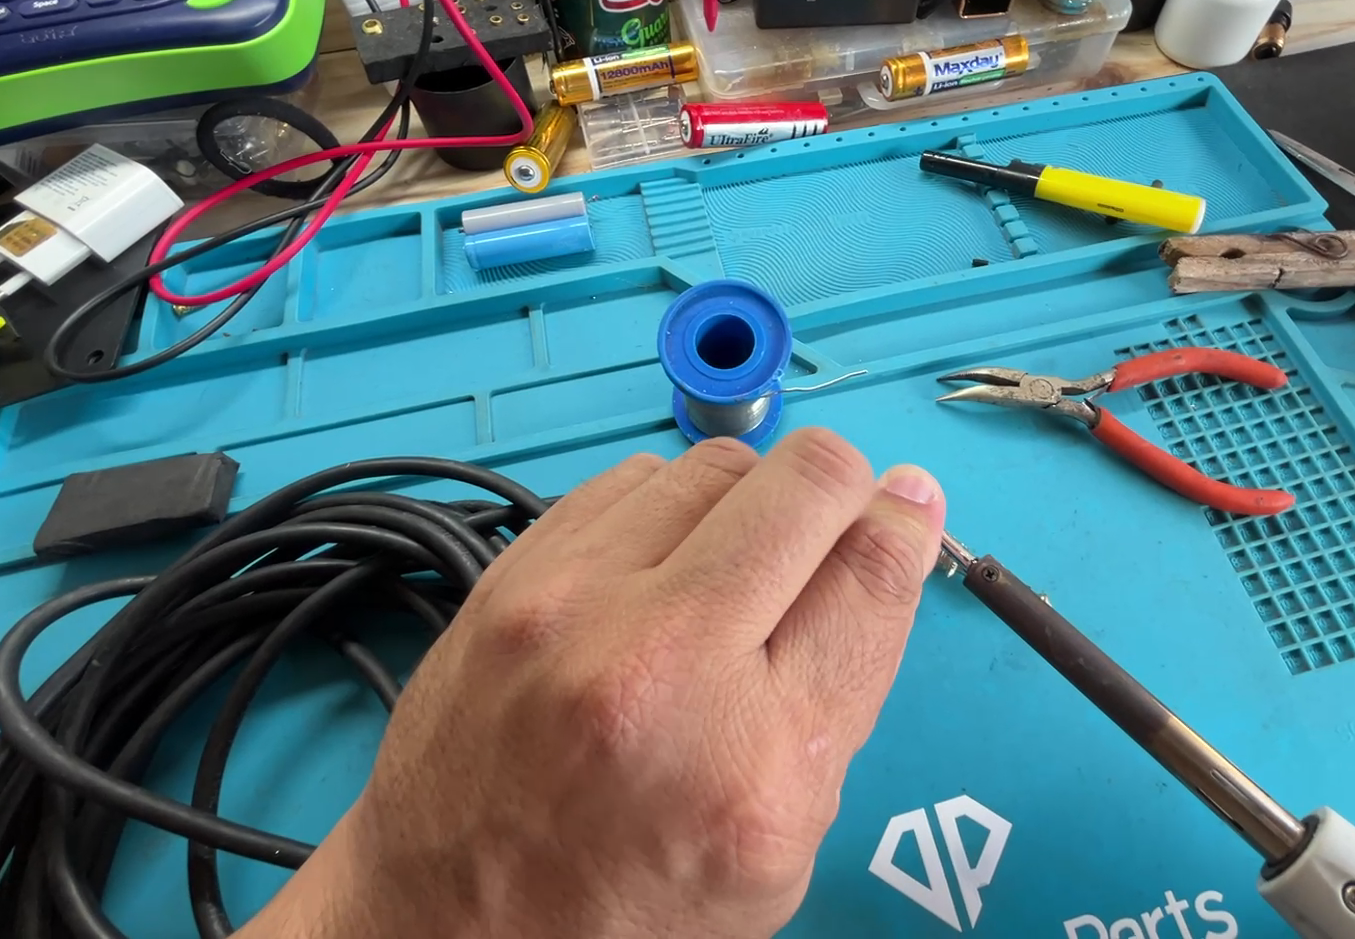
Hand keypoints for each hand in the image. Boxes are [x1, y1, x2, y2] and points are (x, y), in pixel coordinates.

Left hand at [239, 429, 947, 938]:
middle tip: (828, 520)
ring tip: (735, 555)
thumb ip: (847, 678)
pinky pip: (640, 474)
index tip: (908, 503)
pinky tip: (665, 558)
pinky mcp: (518, 567)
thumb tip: (887, 536)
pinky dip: (675, 502)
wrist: (447, 914)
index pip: (871, 574)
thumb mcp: (784, 834)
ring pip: (723, 461)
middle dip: (841, 486)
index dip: (906, 521)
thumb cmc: (632, 897)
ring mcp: (574, 599)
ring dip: (754, 495)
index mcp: (756, 760)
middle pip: (807, 482)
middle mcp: (662, 659)